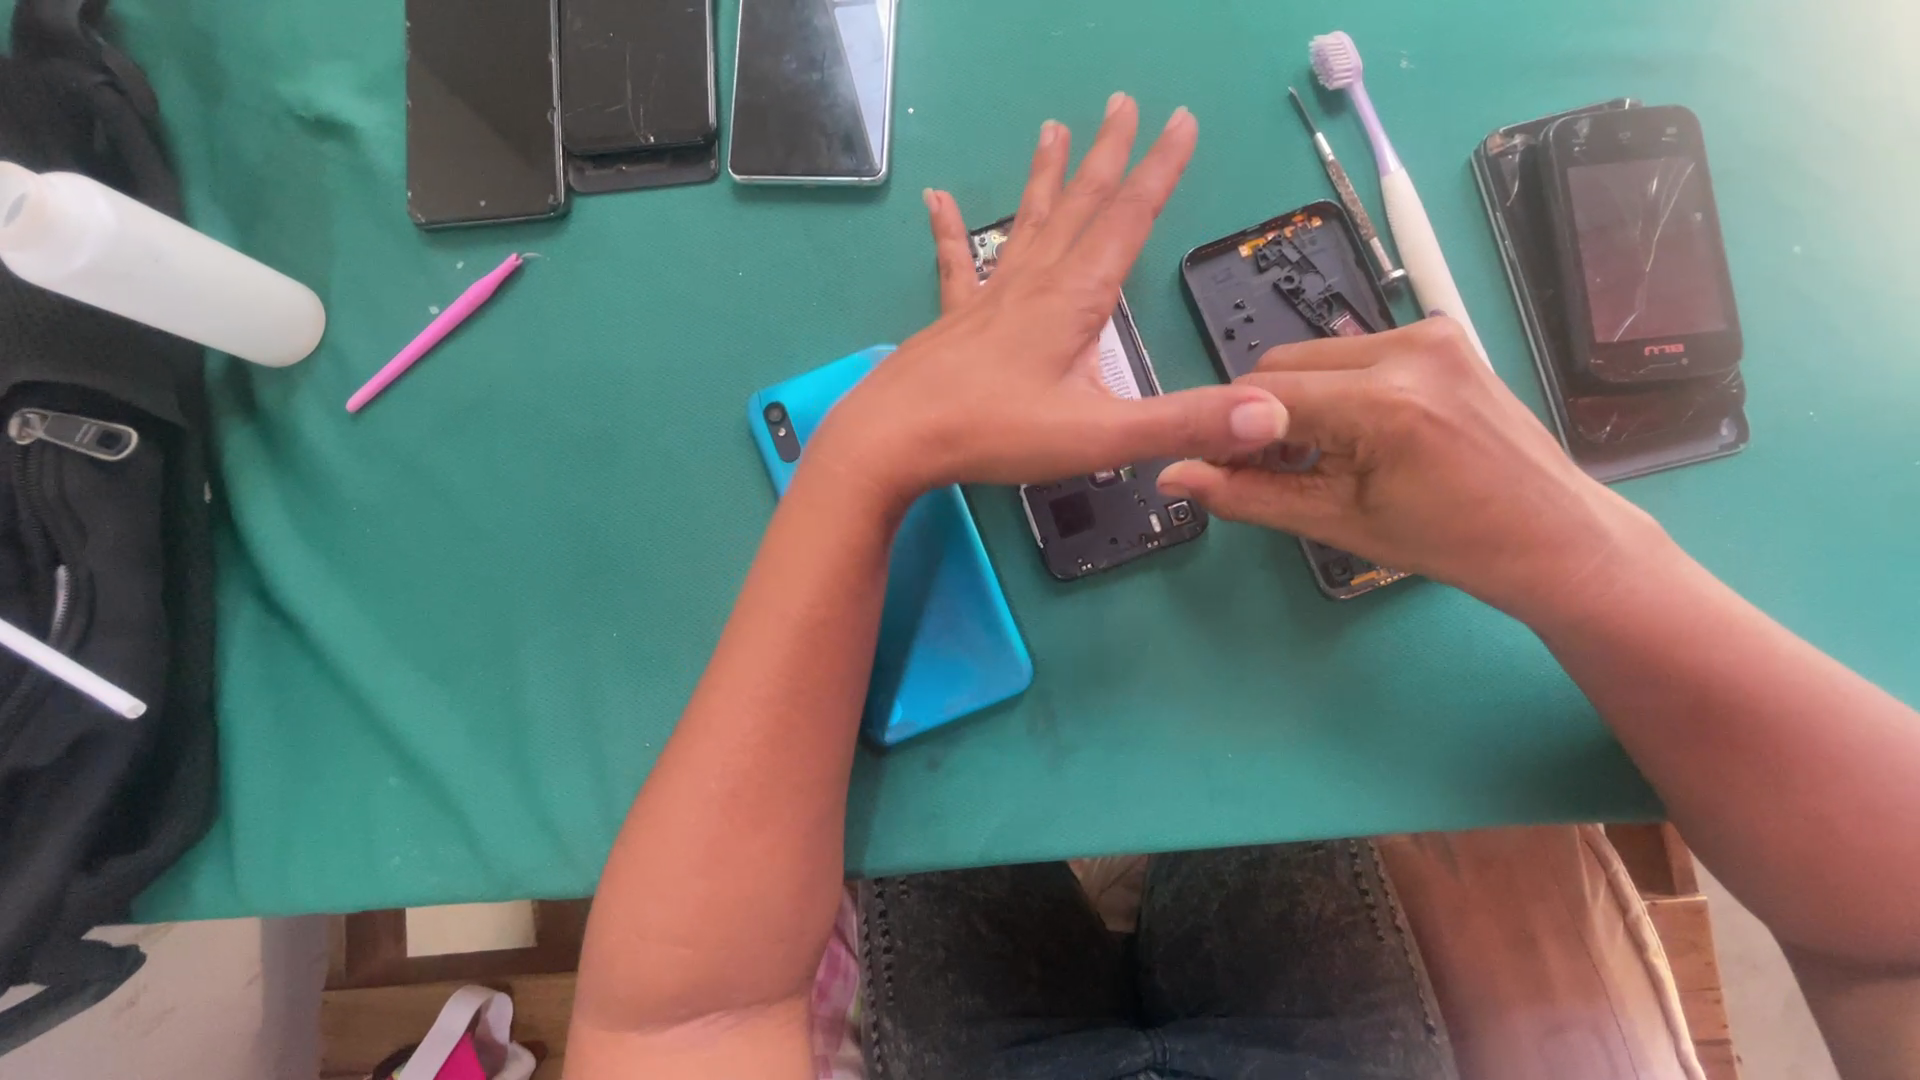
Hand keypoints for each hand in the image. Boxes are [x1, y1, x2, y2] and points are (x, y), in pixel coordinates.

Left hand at [809, 94, 1290, 503]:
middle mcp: (1031, 284)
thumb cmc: (995, 434)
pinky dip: (950, 232)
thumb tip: (1271, 414)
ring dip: (1044, 179)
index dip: (1159, 172)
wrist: (895, 440)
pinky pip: (955, 265)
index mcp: (1074, 300)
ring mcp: (986, 299)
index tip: (1181, 121)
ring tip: (1052, 131)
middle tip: (1121, 104)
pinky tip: (937, 201)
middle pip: (1078, 208)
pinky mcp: (952, 321)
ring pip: (1025, 225)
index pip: (1127, 221)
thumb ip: (1182, 424)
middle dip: (1106, 157)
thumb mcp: (1099, 436)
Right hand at [1156, 319, 1668, 619]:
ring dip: (1293, 404)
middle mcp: (1408, 348)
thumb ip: (1245, 495)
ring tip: (1313, 458)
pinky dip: (1330, 391)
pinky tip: (1347, 435)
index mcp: (1385, 402)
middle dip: (1258, 418)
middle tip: (1264, 470)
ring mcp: (1430, 334)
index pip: (1262, 397)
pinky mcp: (1441, 335)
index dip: (1224, 433)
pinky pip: (1351, 355)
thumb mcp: (1335, 522)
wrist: (1552, 534)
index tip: (1212, 468)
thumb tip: (1172, 477)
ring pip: (1312, 358)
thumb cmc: (1448, 542)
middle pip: (1282, 367)